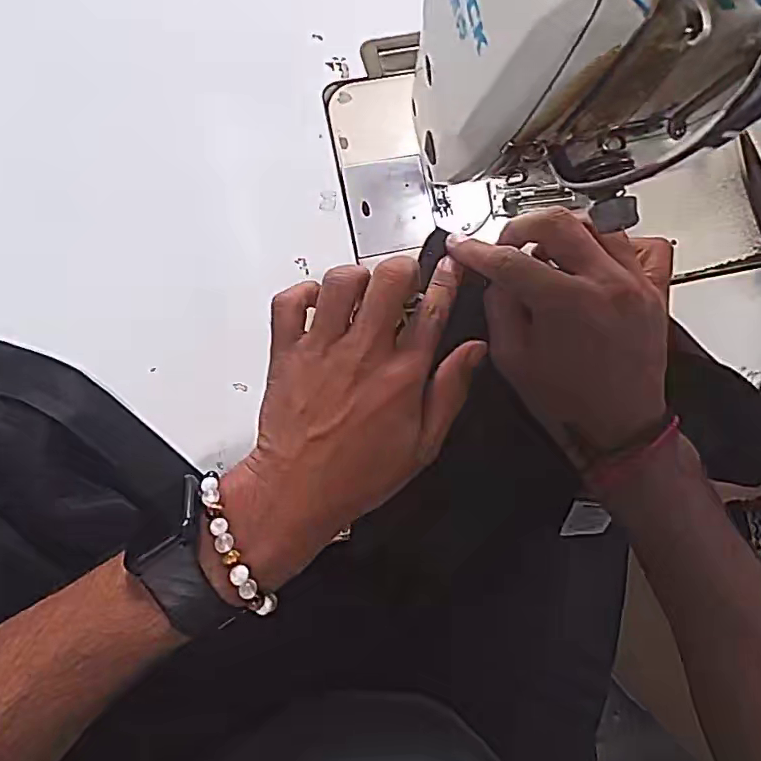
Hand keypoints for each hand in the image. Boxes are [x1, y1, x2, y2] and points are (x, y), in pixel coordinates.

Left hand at [210, 256, 489, 594]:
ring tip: (362, 290)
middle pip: (389, 279)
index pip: (433, 309)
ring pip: (340, 281)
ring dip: (357, 276)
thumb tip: (473, 352)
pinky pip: (288, 302)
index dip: (447, 279)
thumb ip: (450, 391)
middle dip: (403, 269)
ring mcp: (321, 349)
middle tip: (404, 279)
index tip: (451, 267)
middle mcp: (362, 354)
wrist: (297, 492)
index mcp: (401, 375)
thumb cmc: (356, 475)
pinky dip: (302, 292)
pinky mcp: (286, 352)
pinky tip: (317, 302)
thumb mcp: (423, 445)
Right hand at [446, 208, 673, 469]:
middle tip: (503, 244)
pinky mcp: (653, 289)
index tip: (464, 246)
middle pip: (555, 221)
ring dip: (560, 231)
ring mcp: (634, 283)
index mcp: (567, 303)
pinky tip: (590, 257)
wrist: (620, 426)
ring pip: (594, 223)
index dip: (476, 250)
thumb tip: (494, 273)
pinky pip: (637, 242)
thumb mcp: (512, 357)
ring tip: (544, 252)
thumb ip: (498, 305)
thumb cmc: (570, 402)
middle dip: (518, 227)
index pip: (509, 258)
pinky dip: (607, 241)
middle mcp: (606, 285)